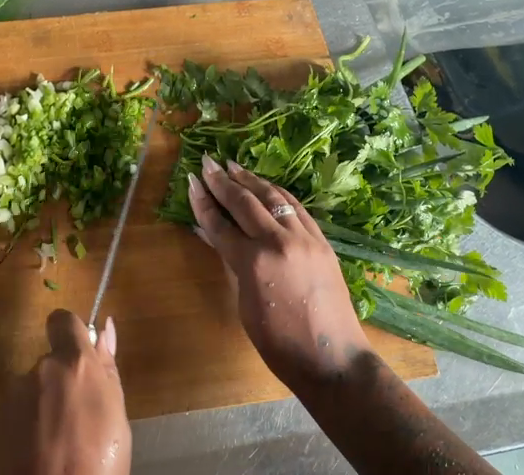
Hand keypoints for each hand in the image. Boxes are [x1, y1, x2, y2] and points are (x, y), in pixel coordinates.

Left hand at [0, 309, 130, 474]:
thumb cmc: (98, 464)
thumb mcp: (116, 415)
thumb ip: (107, 368)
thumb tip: (105, 327)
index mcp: (73, 362)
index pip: (64, 321)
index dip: (72, 334)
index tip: (81, 358)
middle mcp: (40, 369)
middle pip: (52, 363)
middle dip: (63, 383)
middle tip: (80, 420)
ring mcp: (14, 395)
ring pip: (34, 390)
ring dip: (45, 407)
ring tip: (61, 444)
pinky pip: (19, 413)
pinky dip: (29, 427)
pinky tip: (41, 454)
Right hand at [188, 155, 373, 390]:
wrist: (333, 361)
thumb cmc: (280, 343)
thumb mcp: (245, 305)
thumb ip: (230, 263)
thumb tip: (210, 234)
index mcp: (252, 263)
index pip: (219, 223)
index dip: (201, 201)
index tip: (190, 180)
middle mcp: (277, 242)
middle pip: (244, 202)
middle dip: (222, 180)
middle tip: (207, 162)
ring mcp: (303, 239)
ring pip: (273, 197)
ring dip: (250, 179)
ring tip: (233, 166)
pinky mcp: (322, 241)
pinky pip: (296, 207)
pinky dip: (278, 193)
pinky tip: (267, 186)